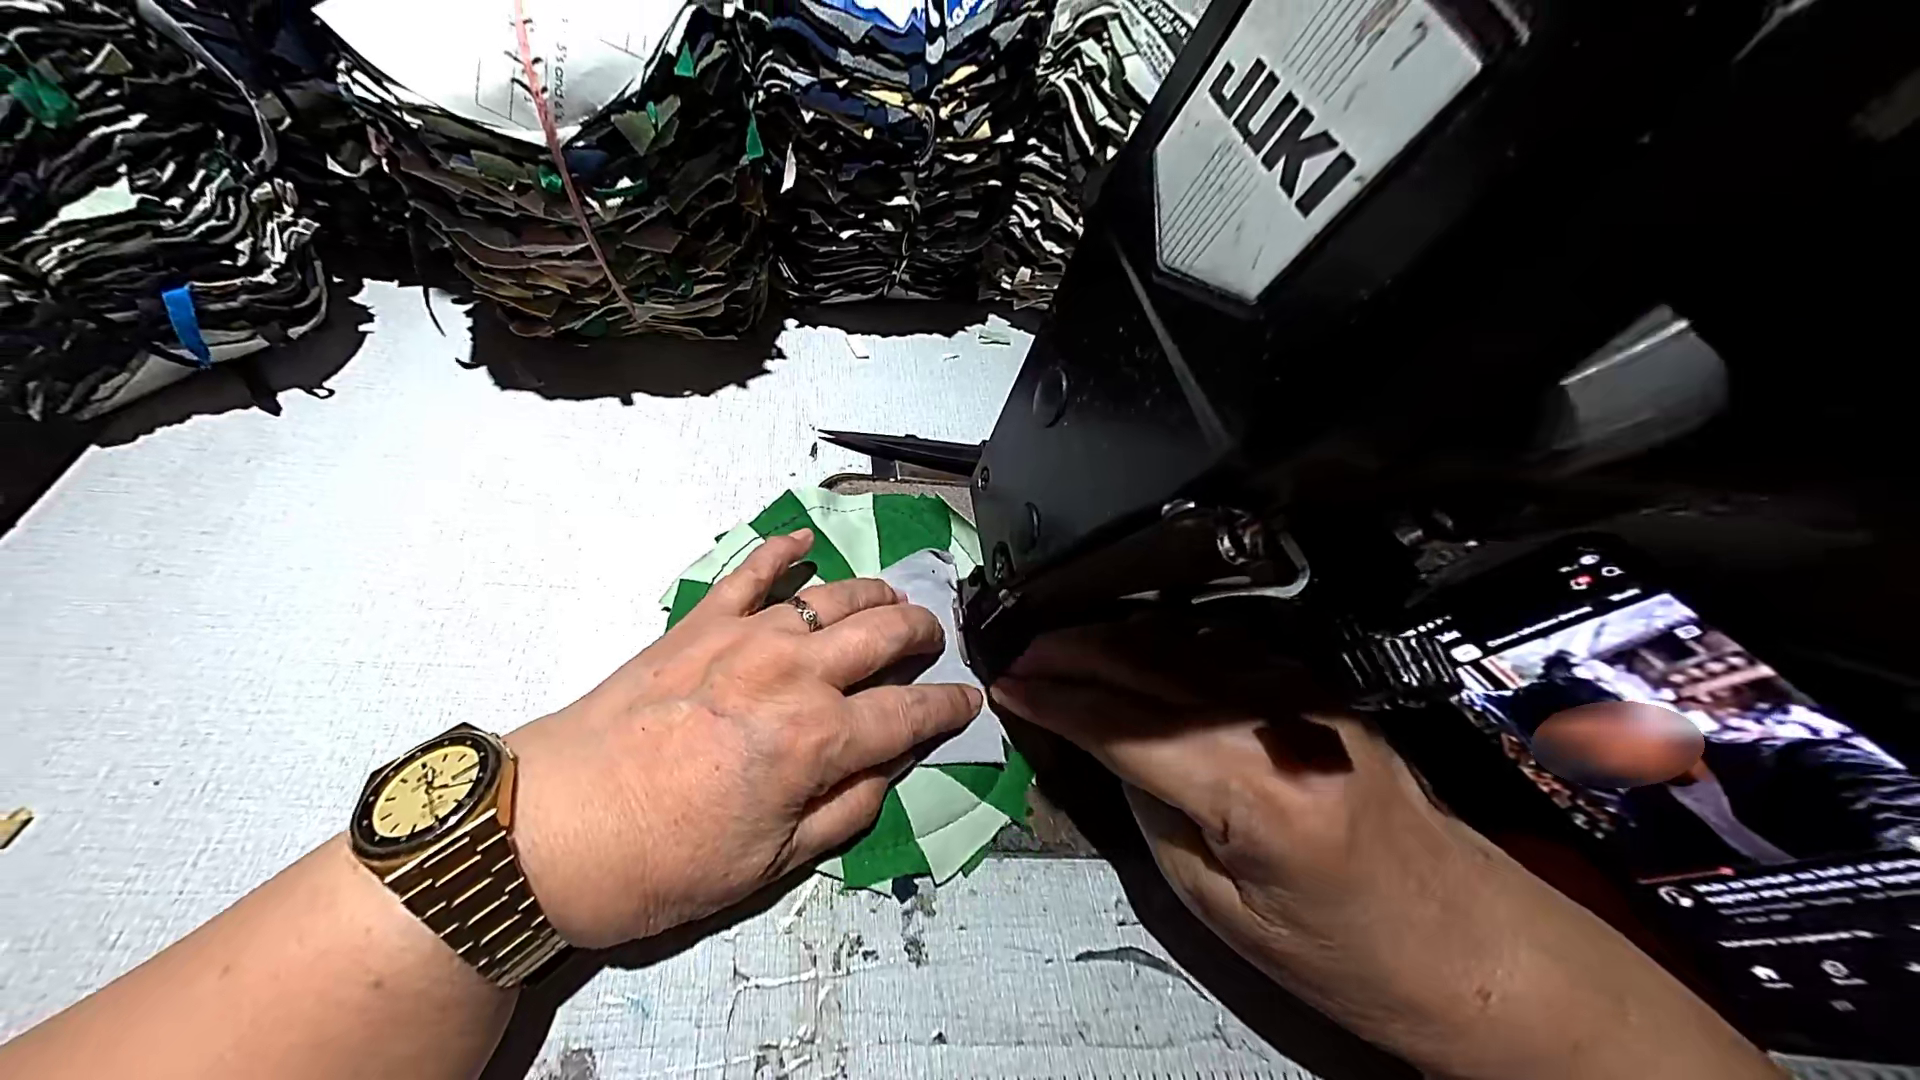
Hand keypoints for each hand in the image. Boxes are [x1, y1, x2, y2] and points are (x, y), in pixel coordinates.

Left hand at [503, 530, 981, 947]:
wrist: (547, 830)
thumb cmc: (664, 862)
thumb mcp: (771, 861)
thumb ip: (847, 807)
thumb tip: (891, 765)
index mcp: (818, 739)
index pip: (911, 712)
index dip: (949, 706)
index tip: (969, 701)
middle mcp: (796, 673)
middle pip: (886, 634)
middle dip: (923, 633)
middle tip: (933, 641)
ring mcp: (747, 637)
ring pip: (835, 594)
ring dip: (875, 593)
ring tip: (890, 601)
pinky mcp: (700, 622)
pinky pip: (751, 572)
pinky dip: (780, 551)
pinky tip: (801, 541)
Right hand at [992, 620, 1777, 1079]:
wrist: (1471, 944)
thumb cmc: (1338, 953)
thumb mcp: (1215, 904)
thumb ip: (1150, 805)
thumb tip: (1108, 741)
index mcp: (1250, 790)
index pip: (1121, 722)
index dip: (1055, 699)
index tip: (1007, 685)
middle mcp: (1277, 719)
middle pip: (1147, 661)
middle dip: (1072, 650)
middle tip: (1021, 650)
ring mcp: (1304, 691)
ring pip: (1179, 641)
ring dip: (1109, 635)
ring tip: (1058, 641)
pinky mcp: (1318, 685)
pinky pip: (1216, 648)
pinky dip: (1156, 640)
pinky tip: (1125, 642)